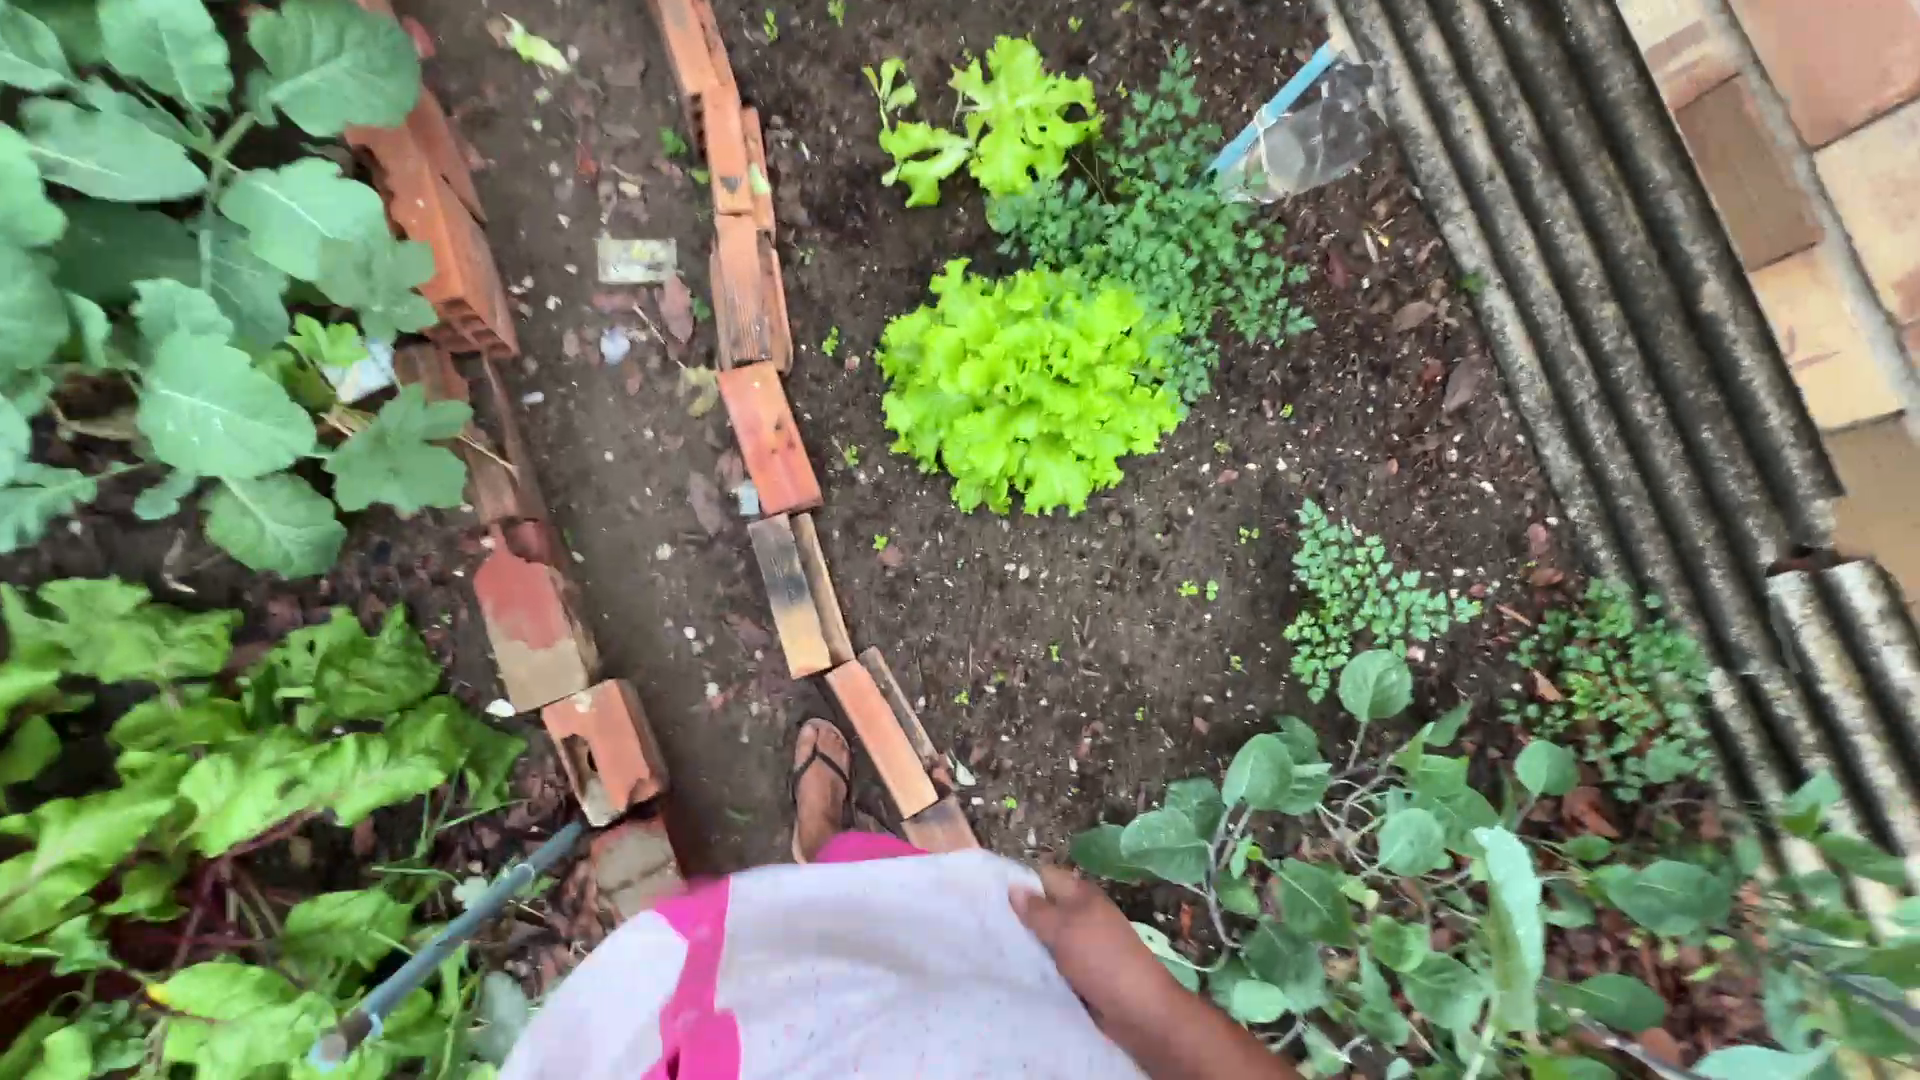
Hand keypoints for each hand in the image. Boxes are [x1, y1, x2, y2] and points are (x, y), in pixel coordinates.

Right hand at [1012, 865, 1302, 1079]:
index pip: (1043, 875)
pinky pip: (1053, 961)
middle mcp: (1081, 914)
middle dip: (1018, 916)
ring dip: (1026, 943)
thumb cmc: (1103, 960)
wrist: (1140, 1011)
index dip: (1018, 881)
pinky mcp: (1081, 970)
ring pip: (1046, 936)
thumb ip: (1037, 910)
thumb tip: (1013, 886)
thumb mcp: (1065, 929)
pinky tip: (1016, 971)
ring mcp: (1082, 943)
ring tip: (993, 949)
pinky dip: (1038, 965)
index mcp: (1080, 894)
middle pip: (1043, 907)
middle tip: (984, 924)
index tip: (988, 893)